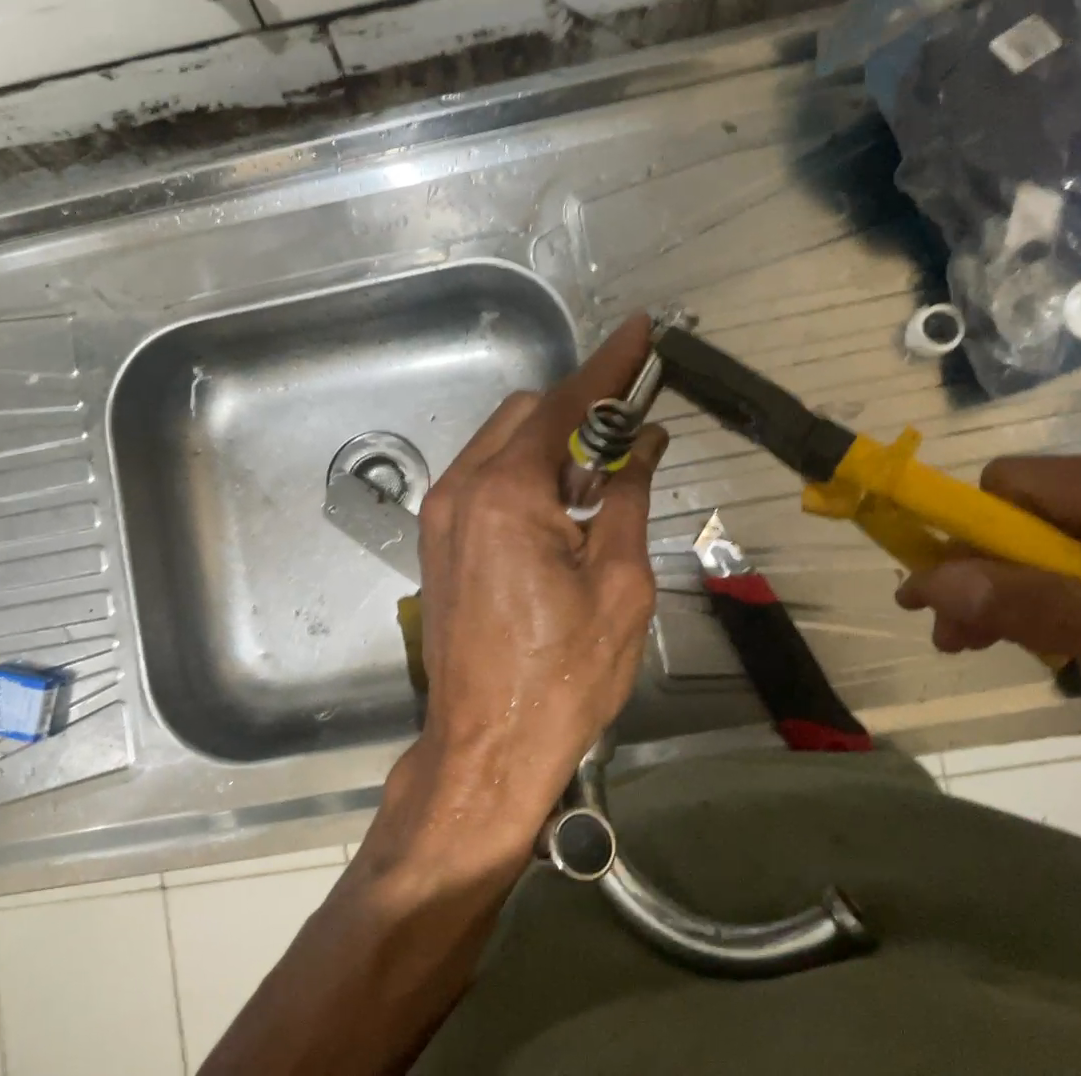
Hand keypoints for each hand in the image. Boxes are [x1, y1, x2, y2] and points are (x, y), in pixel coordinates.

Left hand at [364, 314, 666, 878]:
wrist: (487, 746)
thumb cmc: (564, 676)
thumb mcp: (619, 585)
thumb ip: (627, 499)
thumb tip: (643, 444)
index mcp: (507, 494)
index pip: (566, 404)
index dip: (610, 366)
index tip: (642, 333)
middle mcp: (461, 491)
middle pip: (525, 414)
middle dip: (579, 411)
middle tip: (630, 434)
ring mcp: (440, 518)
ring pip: (500, 445)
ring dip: (550, 444)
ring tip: (598, 481)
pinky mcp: (437, 545)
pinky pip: (483, 481)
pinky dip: (524, 474)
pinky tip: (559, 509)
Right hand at [896, 450, 1080, 799]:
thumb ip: (1038, 608)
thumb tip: (929, 579)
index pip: (1016, 485)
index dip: (962, 536)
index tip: (933, 599)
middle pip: (1038, 511)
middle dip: (990, 573)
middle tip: (962, 642)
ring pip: (1074, 537)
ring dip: (1033, 590)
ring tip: (1017, 650)